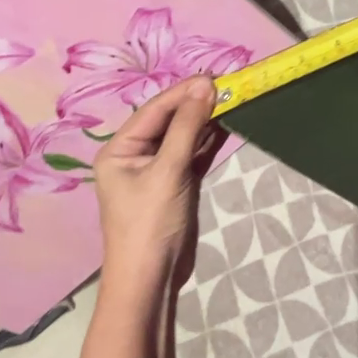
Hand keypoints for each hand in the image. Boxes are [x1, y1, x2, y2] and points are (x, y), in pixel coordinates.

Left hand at [92, 76, 221, 284]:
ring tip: (236, 100)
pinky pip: (196, 151)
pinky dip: (212, 138)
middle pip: (172, 118)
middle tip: (232, 88)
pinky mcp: (178, 181)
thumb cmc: (150, 224)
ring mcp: (159, 168)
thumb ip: (188, 126)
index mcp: (121, 149)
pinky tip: (231, 123)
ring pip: (187, 133)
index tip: (218, 77)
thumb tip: (206, 85)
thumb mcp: (169, 171)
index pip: (156, 109)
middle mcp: (136, 154)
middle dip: (199, 103)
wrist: (151, 280)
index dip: (186, 91)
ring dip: (209, 118)